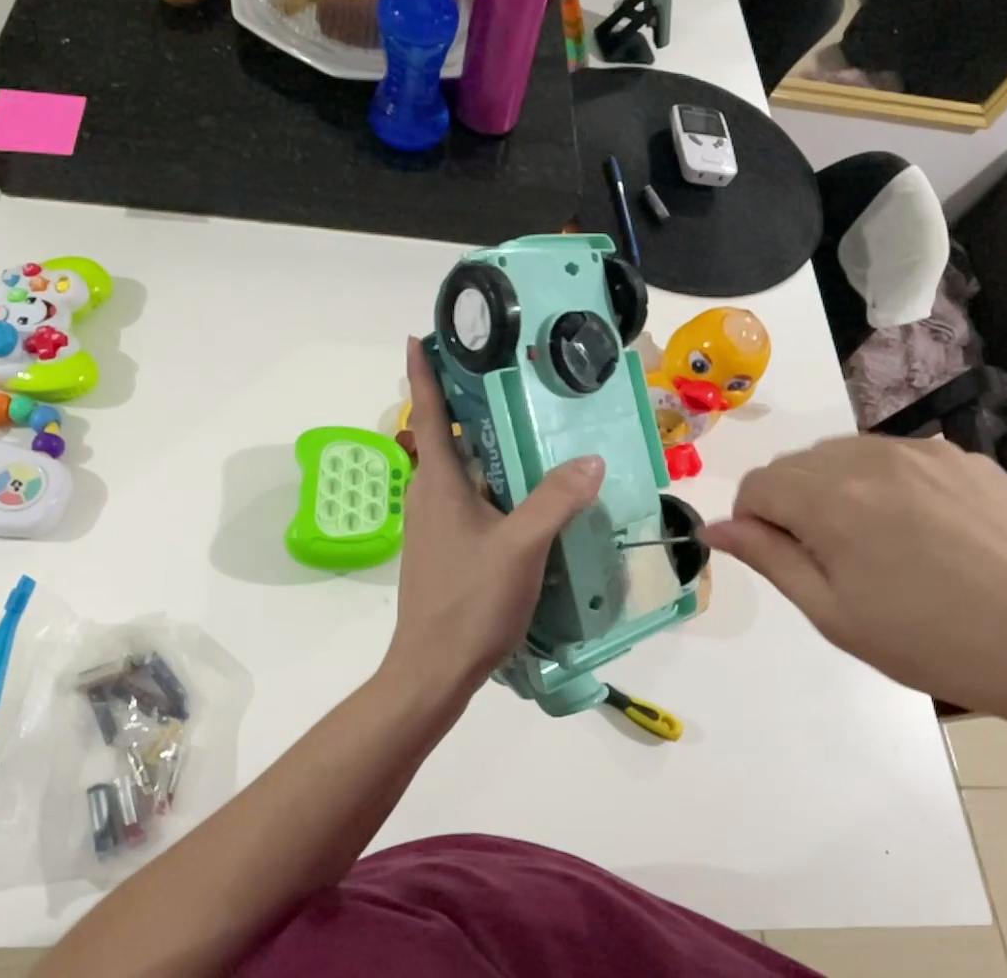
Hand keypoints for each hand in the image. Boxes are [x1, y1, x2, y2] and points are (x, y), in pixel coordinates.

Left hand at [386, 338, 604, 693]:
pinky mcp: (444, 551)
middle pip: (442, 437)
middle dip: (460, 402)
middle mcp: (429, 497)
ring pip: (456, 472)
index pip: (427, 414)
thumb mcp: (520, 548)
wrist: (433, 668)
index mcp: (439, 484)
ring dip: (478, 445)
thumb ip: (555, 501)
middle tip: (499, 374)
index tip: (417, 338)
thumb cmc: (469, 601)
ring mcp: (433, 527)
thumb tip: (589, 458)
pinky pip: (466, 500)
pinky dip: (488, 483)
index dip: (422, 374)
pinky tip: (521, 494)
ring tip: (520, 426)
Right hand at [702, 436, 1006, 715]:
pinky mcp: (966, 458)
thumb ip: (768, 559)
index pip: (757, 486)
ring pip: (844, 455)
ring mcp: (924, 453)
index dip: (755, 523)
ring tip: (878, 549)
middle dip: (793, 504)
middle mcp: (870, 458)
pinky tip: (922, 535)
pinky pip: (897, 458)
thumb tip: (716, 528)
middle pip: (797, 465)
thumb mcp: (834, 614)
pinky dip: (885, 485)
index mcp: (831, 498)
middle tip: (832, 564)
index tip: (785, 562)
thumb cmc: (934, 643)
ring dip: (837, 490)